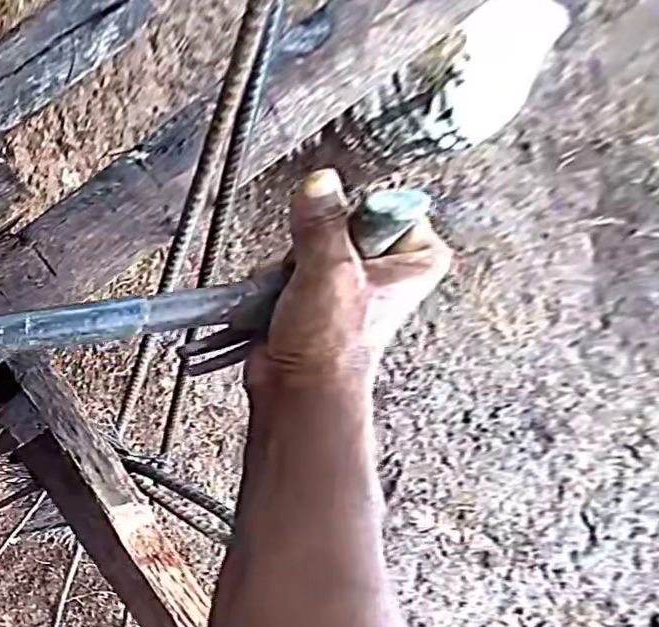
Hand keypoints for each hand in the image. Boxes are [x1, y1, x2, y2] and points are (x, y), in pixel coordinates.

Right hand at [253, 169, 452, 390]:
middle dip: (304, 254)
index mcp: (415, 256)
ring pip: (302, 255)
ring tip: (286, 299)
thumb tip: (318, 183)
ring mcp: (342, 287)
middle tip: (306, 279)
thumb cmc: (330, 343)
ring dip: (282, 274)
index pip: (376, 210)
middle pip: (331, 233)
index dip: (342, 226)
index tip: (330, 249)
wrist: (295, 384)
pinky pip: (284, 278)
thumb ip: (321, 225)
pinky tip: (272, 305)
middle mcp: (382, 270)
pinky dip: (270, 289)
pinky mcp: (308, 303)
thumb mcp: (329, 271)